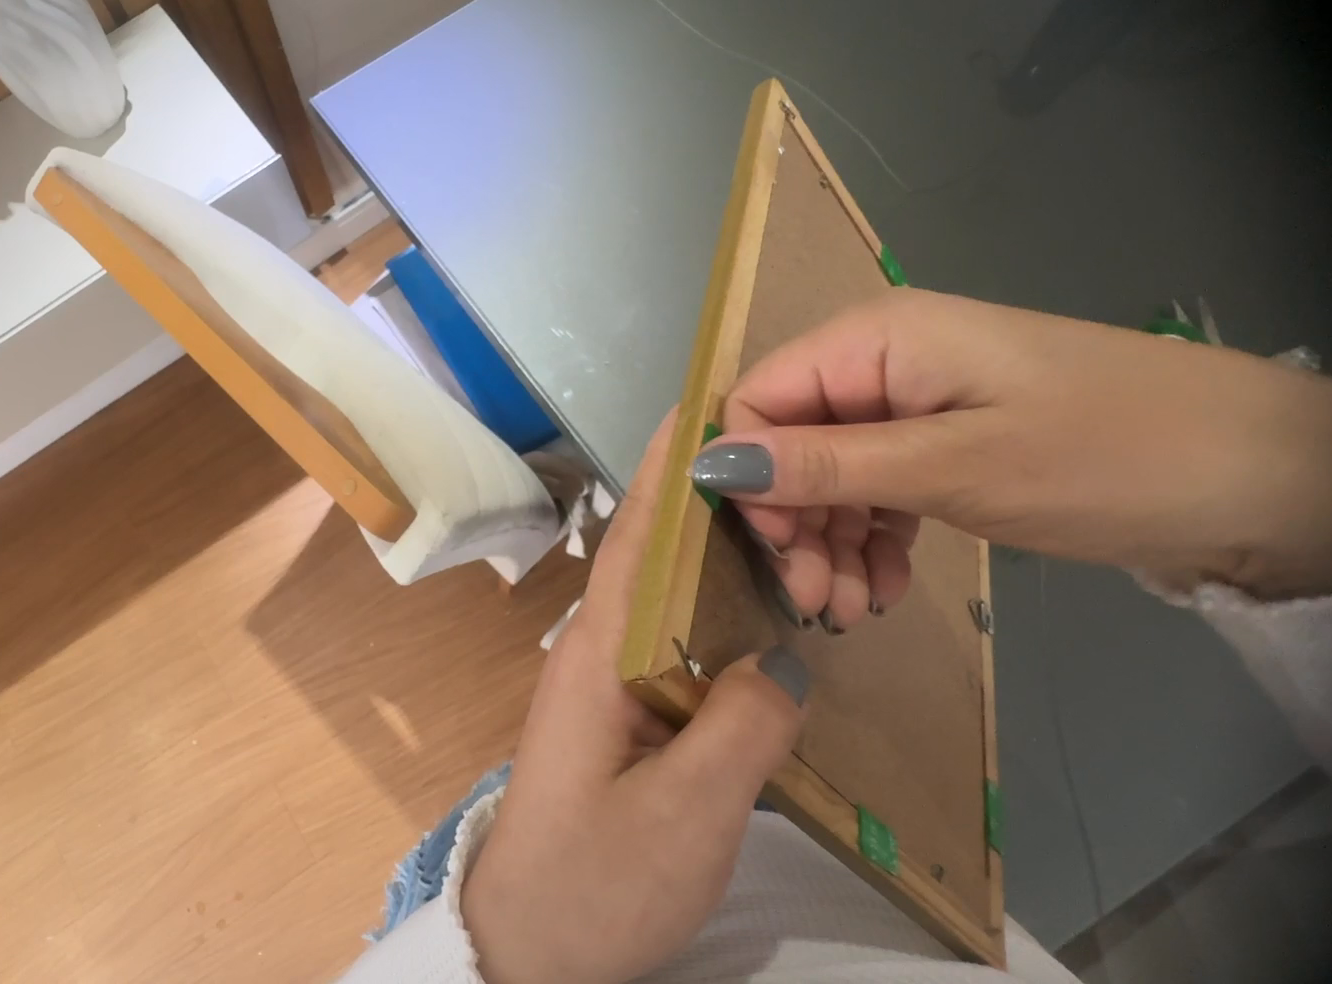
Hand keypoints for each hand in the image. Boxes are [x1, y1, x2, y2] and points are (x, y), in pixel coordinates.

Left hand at [462, 413, 808, 983]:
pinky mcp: (629, 717)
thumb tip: (784, 654)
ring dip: (726, 560)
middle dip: (715, 503)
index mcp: (599, 651)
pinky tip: (773, 621)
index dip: (667, 467)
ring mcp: (612, 683)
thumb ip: (742, 723)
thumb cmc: (597, 879)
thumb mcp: (687, 812)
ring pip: (674, 599)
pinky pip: (683, 646)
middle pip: (658, 556)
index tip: (705, 401)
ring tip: (801, 526)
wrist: (530, 945)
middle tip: (796, 464)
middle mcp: (600, 650)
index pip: (636, 536)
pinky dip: (726, 620)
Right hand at [690, 288, 1331, 621]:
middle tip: (812, 598)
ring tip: (848, 610)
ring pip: (829, 475)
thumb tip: (712, 466)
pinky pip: (875, 489)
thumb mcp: (954, 466)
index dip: (749, 472)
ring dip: (829, 543)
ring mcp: (914, 404)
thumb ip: (824, 465)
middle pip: (790, 442)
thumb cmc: (1113, 455)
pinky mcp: (944, 442)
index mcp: (873, 341)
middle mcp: (881, 364)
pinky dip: (870, 539)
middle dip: (791, 522)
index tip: (776, 544)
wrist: (1280, 480)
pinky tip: (883, 587)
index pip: (757, 398)